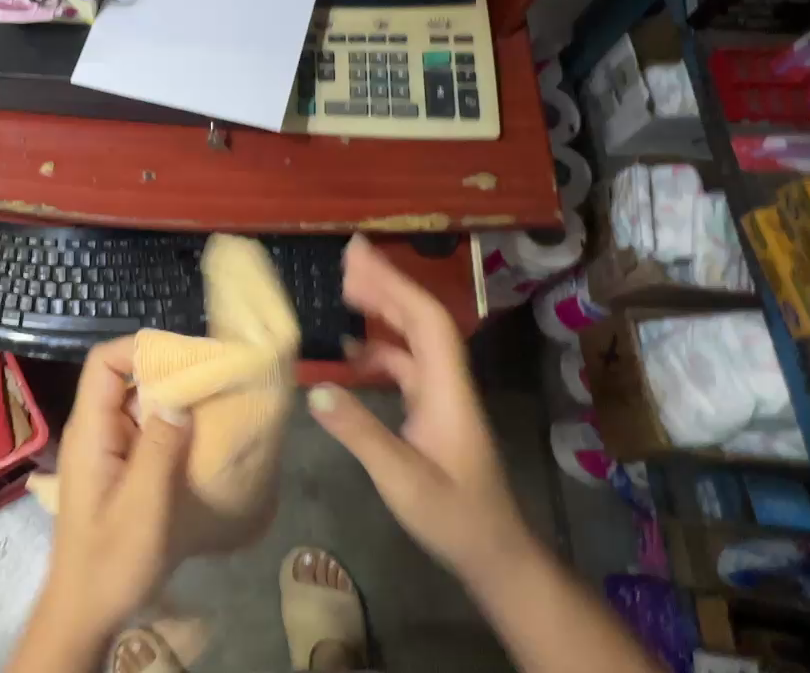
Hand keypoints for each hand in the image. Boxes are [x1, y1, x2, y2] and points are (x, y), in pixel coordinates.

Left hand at [40, 336, 194, 639]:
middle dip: (168, 372)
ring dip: (175, 400)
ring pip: (139, 405)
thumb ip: (159, 450)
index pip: (104, 363)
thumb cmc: (110, 560)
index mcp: (90, 430)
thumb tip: (181, 399)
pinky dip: (174, 428)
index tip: (188, 356)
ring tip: (219, 401)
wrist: (86, 609)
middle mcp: (96, 430)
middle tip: (216, 378)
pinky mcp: (121, 469)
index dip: (140, 349)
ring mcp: (108, 449)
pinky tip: (206, 439)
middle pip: (125, 379)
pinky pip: (147, 433)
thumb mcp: (142, 507)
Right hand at [307, 235, 536, 580]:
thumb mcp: (402, 478)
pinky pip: (403, 363)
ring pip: (412, 338)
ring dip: (380, 310)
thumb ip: (359, 432)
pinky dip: (376, 345)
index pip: (424, 321)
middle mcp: (446, 383)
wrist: (495, 554)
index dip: (393, 282)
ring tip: (342, 291)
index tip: (359, 254)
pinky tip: (350, 350)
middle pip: (419, 319)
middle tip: (344, 258)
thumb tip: (314, 388)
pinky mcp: (431, 411)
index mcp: (446, 390)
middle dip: (384, 283)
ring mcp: (440, 397)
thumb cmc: (455, 516)